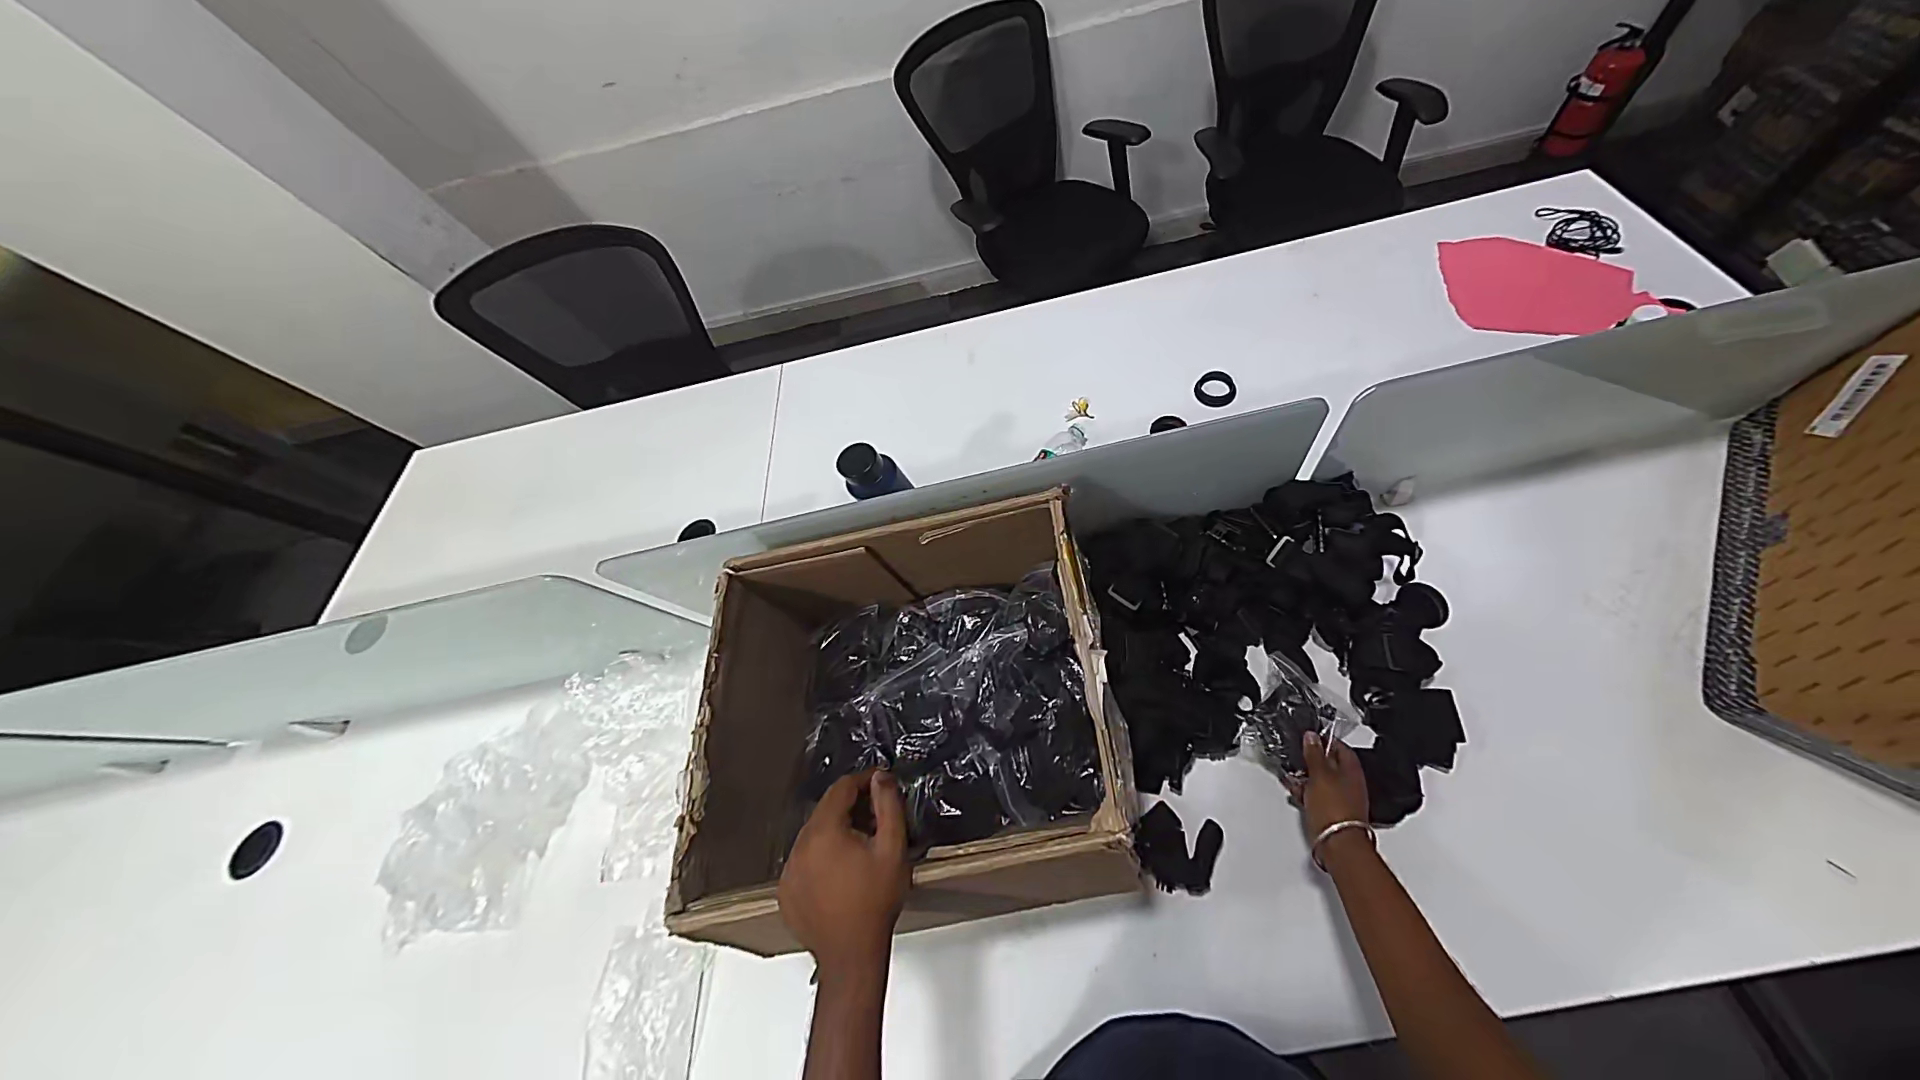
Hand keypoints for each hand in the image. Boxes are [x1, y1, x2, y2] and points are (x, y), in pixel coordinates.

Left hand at [779, 770, 909, 975]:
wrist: (852, 955)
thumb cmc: (875, 903)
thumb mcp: (893, 848)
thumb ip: (888, 805)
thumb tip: (880, 778)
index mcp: (824, 831)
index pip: (841, 789)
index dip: (863, 781)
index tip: (879, 783)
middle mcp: (800, 846)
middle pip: (826, 811)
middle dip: (851, 807)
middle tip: (875, 819)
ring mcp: (790, 870)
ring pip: (814, 835)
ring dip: (835, 832)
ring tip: (860, 848)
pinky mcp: (787, 891)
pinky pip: (804, 861)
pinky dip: (821, 858)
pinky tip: (840, 872)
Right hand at [1283, 731, 1369, 839]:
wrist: (1336, 842)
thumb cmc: (1334, 809)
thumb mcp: (1319, 774)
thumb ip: (1314, 754)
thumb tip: (1312, 736)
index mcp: (1352, 771)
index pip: (1340, 747)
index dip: (1324, 740)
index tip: (1309, 737)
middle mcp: (1349, 784)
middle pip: (1329, 764)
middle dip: (1311, 760)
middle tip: (1298, 757)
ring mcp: (1341, 798)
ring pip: (1320, 780)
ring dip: (1306, 777)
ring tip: (1292, 777)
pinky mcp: (1331, 811)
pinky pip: (1317, 795)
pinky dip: (1306, 792)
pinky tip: (1297, 793)